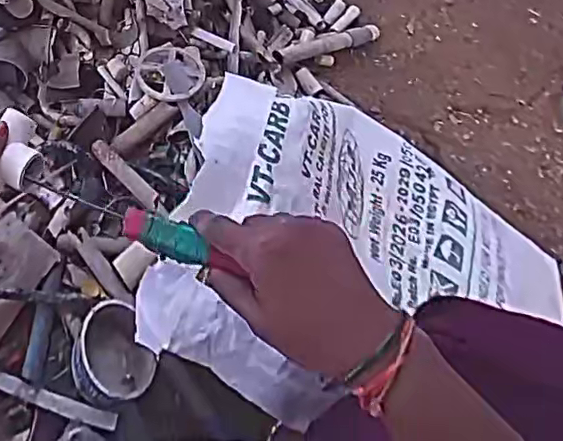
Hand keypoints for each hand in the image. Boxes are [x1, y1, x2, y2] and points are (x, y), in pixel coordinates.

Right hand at [193, 212, 400, 380]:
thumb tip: (211, 268)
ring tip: (283, 276)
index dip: (202, 228)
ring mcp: (307, 225)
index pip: (218, 227)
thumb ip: (228, 287)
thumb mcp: (259, 319)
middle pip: (247, 226)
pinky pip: (296, 226)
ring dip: (268, 241)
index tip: (194, 230)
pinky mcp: (326, 227)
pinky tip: (303, 268)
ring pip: (272, 224)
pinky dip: (292, 240)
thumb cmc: (310, 335)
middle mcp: (282, 229)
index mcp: (260, 251)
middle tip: (250, 274)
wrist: (367, 338)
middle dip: (243, 245)